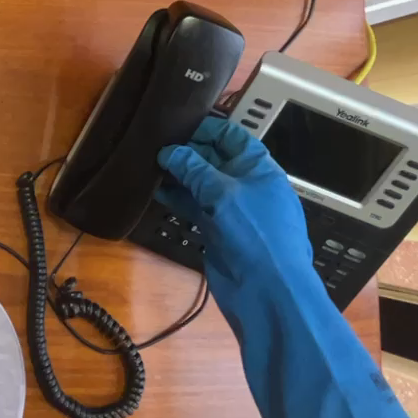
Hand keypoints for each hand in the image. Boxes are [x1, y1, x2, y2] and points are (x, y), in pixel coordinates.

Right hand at [155, 115, 325, 305]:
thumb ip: (193, 169)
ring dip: (177, 175)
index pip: (231, 136)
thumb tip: (168, 151)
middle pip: (212, 158)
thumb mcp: (223, 193)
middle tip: (153, 145)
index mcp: (259, 168)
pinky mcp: (216, 230)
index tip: (174, 125)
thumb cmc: (255, 233)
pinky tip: (155, 190)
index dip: (205, 129)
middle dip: (186, 152)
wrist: (268, 292)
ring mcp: (230, 209)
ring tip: (148, 165)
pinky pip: (194, 206)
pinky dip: (176, 198)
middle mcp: (245, 185)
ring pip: (200, 183)